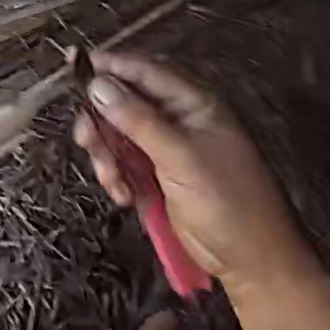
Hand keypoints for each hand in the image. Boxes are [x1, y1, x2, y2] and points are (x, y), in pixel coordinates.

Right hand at [74, 52, 315, 294]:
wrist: (253, 264)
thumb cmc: (227, 202)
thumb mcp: (181, 158)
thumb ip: (138, 120)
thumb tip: (98, 85)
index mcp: (192, 103)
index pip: (145, 72)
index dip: (111, 66)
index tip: (76, 64)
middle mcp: (176, 119)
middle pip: (124, 103)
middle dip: (102, 120)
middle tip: (86, 138)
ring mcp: (165, 148)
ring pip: (118, 134)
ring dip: (107, 154)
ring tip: (111, 178)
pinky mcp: (156, 176)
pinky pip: (122, 163)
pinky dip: (116, 176)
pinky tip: (123, 195)